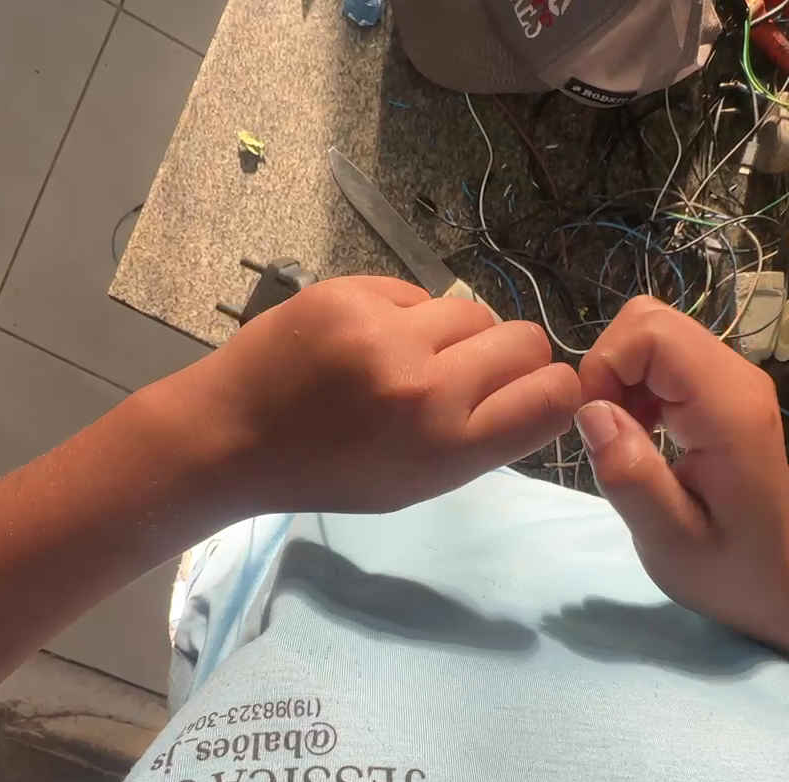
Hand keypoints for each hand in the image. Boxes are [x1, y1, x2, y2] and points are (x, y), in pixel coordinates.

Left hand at [169, 276, 581, 513]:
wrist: (233, 436)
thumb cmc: (329, 474)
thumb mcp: (416, 484)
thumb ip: (481, 440)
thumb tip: (534, 389)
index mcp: (445, 450)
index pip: (554, 398)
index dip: (556, 392)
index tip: (532, 395)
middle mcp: (425, 388)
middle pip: (526, 341)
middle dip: (512, 359)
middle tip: (467, 375)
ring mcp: (386, 333)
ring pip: (473, 311)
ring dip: (457, 335)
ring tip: (410, 358)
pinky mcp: (352, 291)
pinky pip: (418, 294)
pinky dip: (408, 316)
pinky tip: (371, 340)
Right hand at [575, 296, 788, 642]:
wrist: (773, 580)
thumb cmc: (724, 569)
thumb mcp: (667, 540)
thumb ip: (630, 476)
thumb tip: (590, 412)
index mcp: (729, 409)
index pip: (652, 334)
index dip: (605, 367)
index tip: (594, 427)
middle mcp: (736, 378)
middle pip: (650, 320)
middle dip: (608, 368)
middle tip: (604, 432)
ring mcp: (731, 380)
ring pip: (653, 333)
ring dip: (618, 378)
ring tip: (621, 437)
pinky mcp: (720, 390)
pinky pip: (663, 358)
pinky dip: (634, 385)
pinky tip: (637, 432)